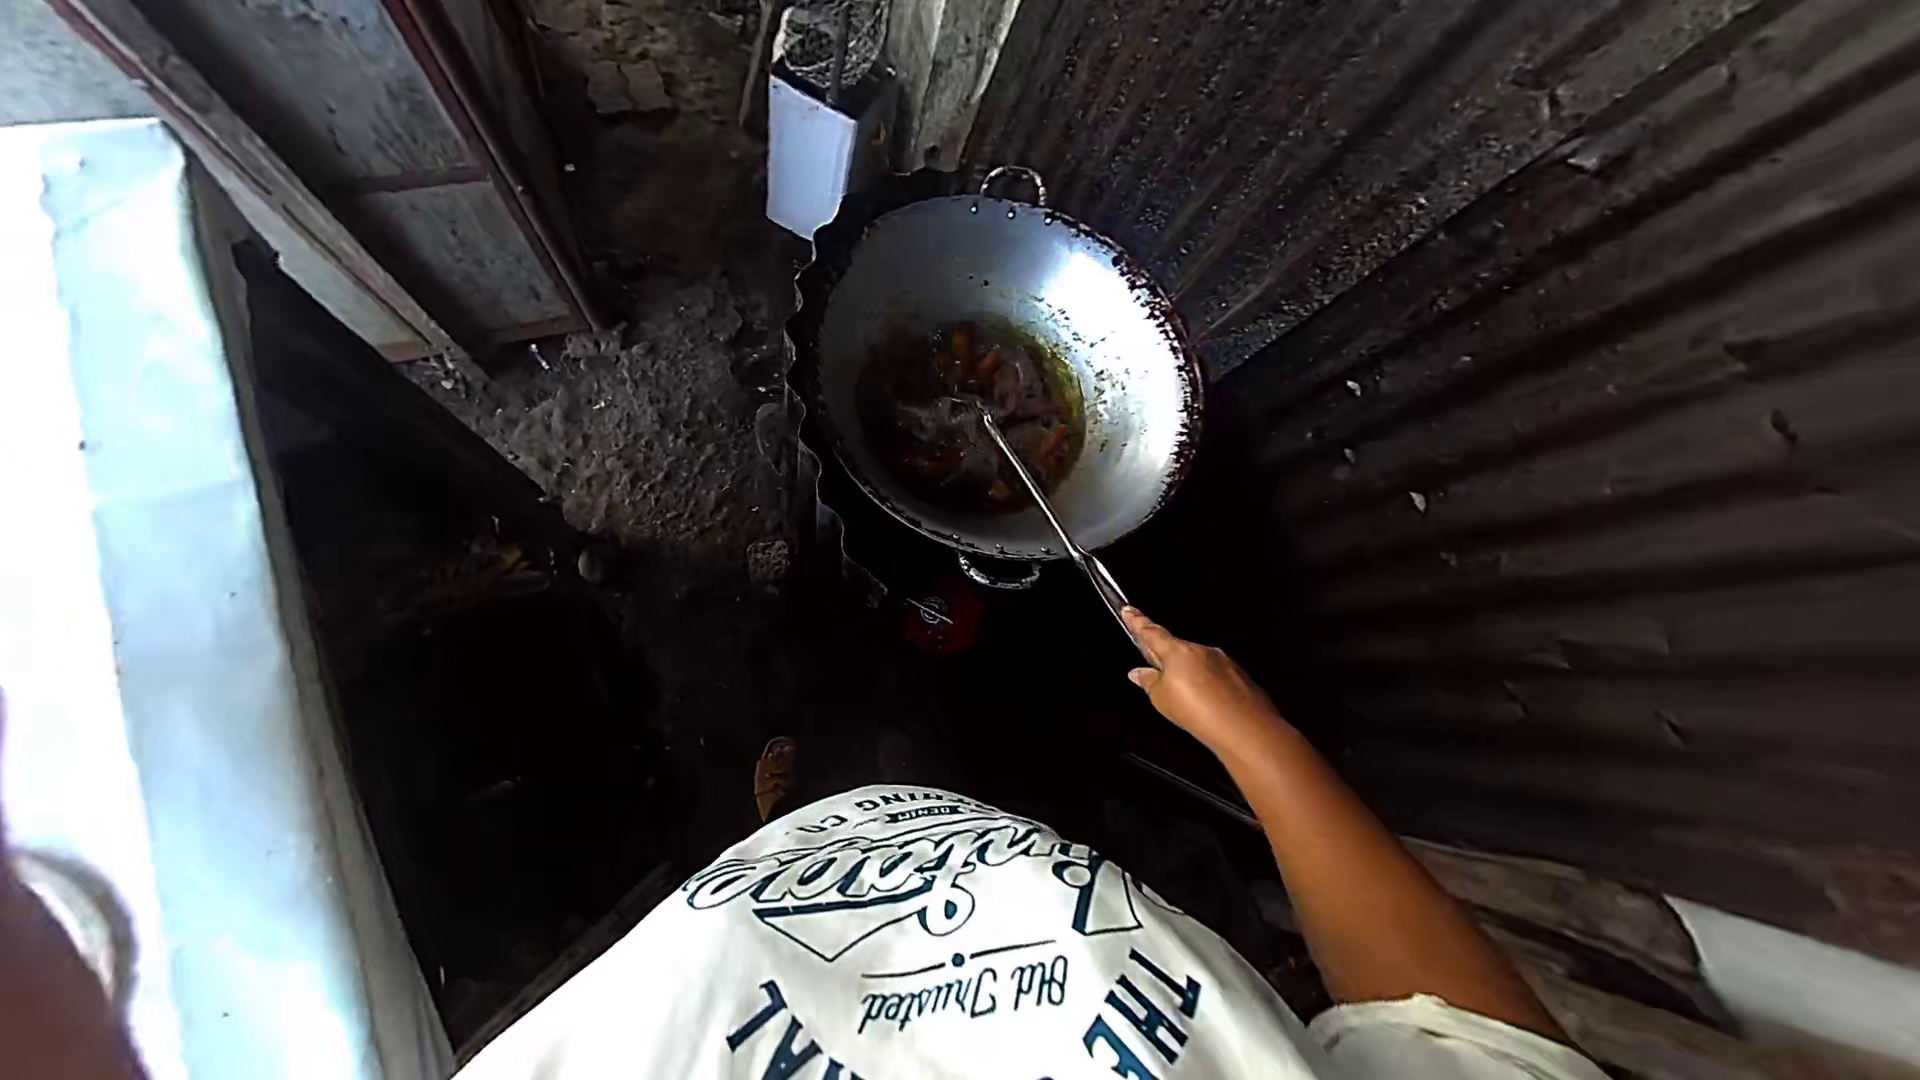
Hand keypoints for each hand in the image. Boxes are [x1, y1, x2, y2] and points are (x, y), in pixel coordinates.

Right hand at [1122, 607, 1287, 757]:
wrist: (1246, 729)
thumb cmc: (1196, 711)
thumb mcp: (1161, 699)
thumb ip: (1149, 682)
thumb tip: (1139, 672)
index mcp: (1178, 651)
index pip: (1152, 632)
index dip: (1138, 622)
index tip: (1129, 610)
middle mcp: (1202, 650)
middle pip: (1177, 650)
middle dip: (1167, 661)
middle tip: (1160, 678)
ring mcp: (1224, 662)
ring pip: (1199, 664)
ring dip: (1190, 677)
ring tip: (1187, 702)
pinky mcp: (1241, 677)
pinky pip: (1217, 677)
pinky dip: (1208, 687)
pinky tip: (1208, 707)